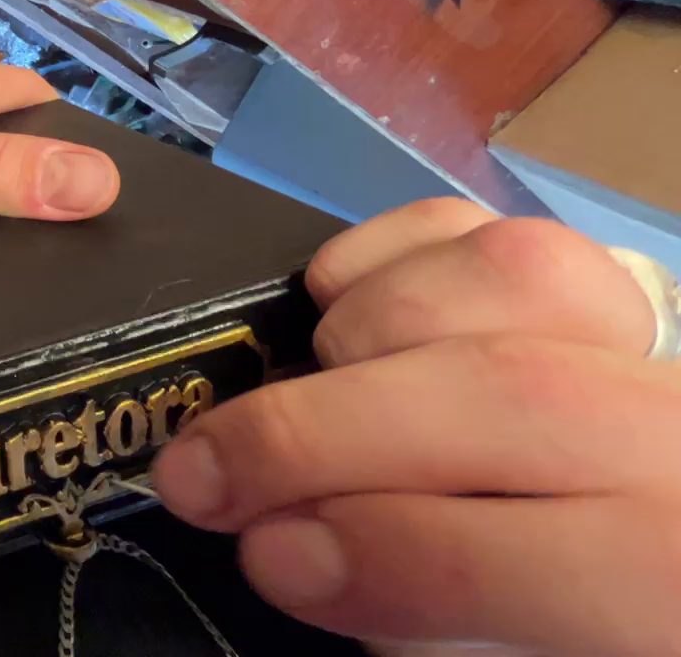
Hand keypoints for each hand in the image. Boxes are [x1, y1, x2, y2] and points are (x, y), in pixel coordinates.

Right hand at [149, 198, 680, 656]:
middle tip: (200, 476)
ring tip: (307, 393)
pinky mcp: (559, 263)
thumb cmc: (527, 621)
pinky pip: (448, 223)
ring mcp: (645, 322)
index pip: (625, 560)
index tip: (271, 559)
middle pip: (519, 392)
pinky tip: (340, 327)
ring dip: (350, 340)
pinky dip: (360, 265)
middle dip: (313, 433)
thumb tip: (275, 542)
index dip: (418, 555)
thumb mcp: (476, 655)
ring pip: (500, 274)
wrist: (560, 519)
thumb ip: (397, 602)